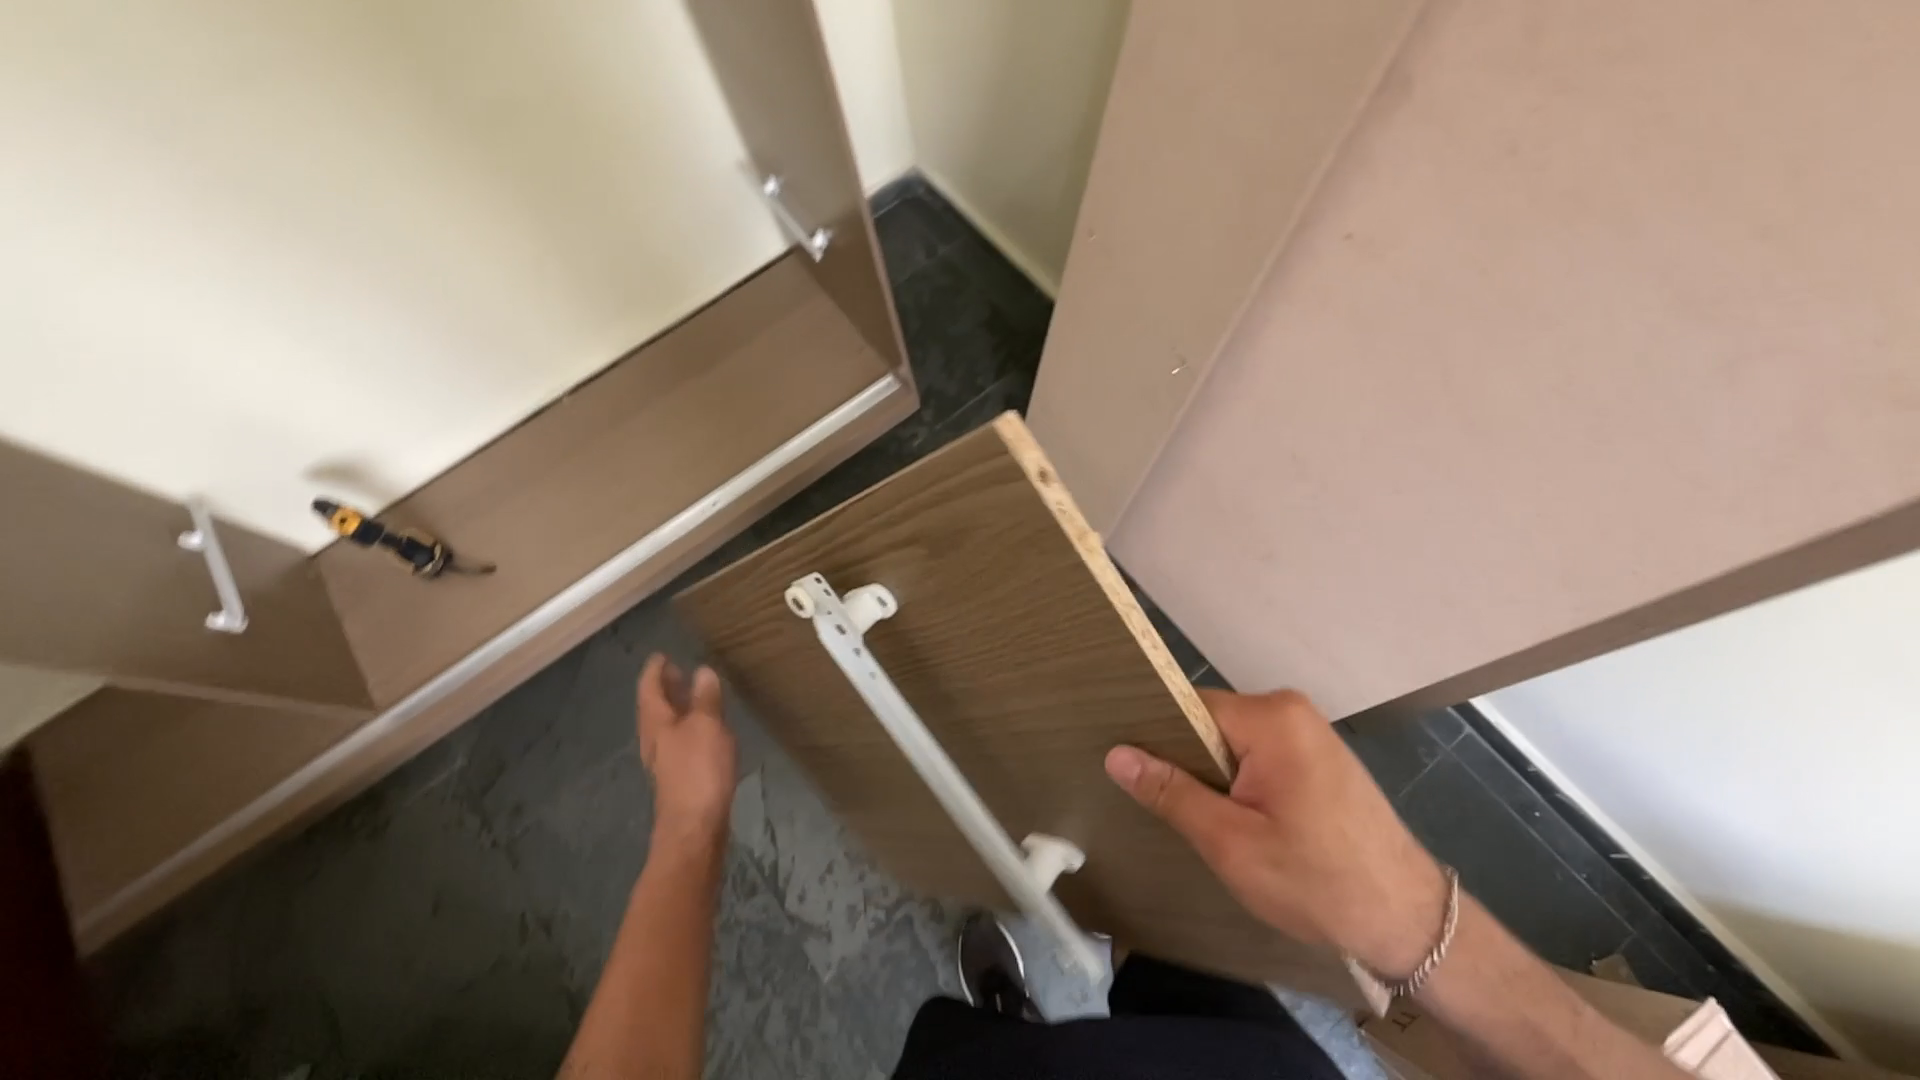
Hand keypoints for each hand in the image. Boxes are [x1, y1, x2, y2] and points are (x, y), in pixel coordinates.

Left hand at [636, 654, 736, 851]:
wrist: (695, 827)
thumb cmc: (698, 770)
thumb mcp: (707, 726)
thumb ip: (705, 699)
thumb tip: (702, 671)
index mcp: (656, 722)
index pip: (650, 688)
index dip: (655, 671)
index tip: (662, 655)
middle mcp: (655, 739)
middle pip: (655, 707)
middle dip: (665, 688)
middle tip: (676, 671)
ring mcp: (666, 760)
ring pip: (667, 725)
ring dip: (677, 707)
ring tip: (692, 694)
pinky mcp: (680, 777)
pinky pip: (680, 741)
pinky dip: (689, 727)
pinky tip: (704, 730)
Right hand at [1105, 689, 1448, 976]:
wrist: (1408, 922)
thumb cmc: (1315, 881)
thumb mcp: (1230, 842)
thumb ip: (1171, 792)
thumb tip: (1116, 755)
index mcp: (1272, 718)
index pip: (1188, 706)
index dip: (1154, 736)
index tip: (1126, 767)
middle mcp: (1292, 711)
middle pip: (1210, 723)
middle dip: (1184, 761)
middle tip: (1162, 806)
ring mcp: (1310, 734)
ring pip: (1232, 743)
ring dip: (1212, 776)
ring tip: (1197, 818)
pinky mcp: (1319, 759)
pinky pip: (1259, 755)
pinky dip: (1240, 782)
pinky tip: (1236, 820)